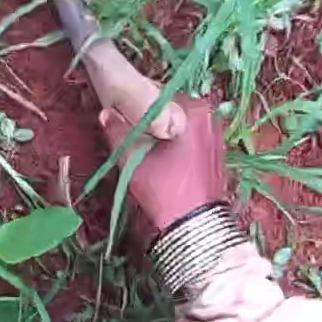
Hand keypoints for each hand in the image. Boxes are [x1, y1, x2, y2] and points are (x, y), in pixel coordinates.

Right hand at [98, 96, 226, 240]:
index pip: (156, 95)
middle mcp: (210, 115)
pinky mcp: (216, 151)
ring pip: (179, 125)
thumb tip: (105, 112)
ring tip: (146, 153)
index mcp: (192, 109)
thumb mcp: (134, 160)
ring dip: (161, 134)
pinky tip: (163, 162)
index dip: (135, 108)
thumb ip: (118, 132)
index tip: (122, 123)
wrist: (194, 226)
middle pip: (169, 109)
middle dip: (150, 122)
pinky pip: (189, 138)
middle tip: (132, 140)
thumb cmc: (164, 190)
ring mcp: (216, 133)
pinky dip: (175, 144)